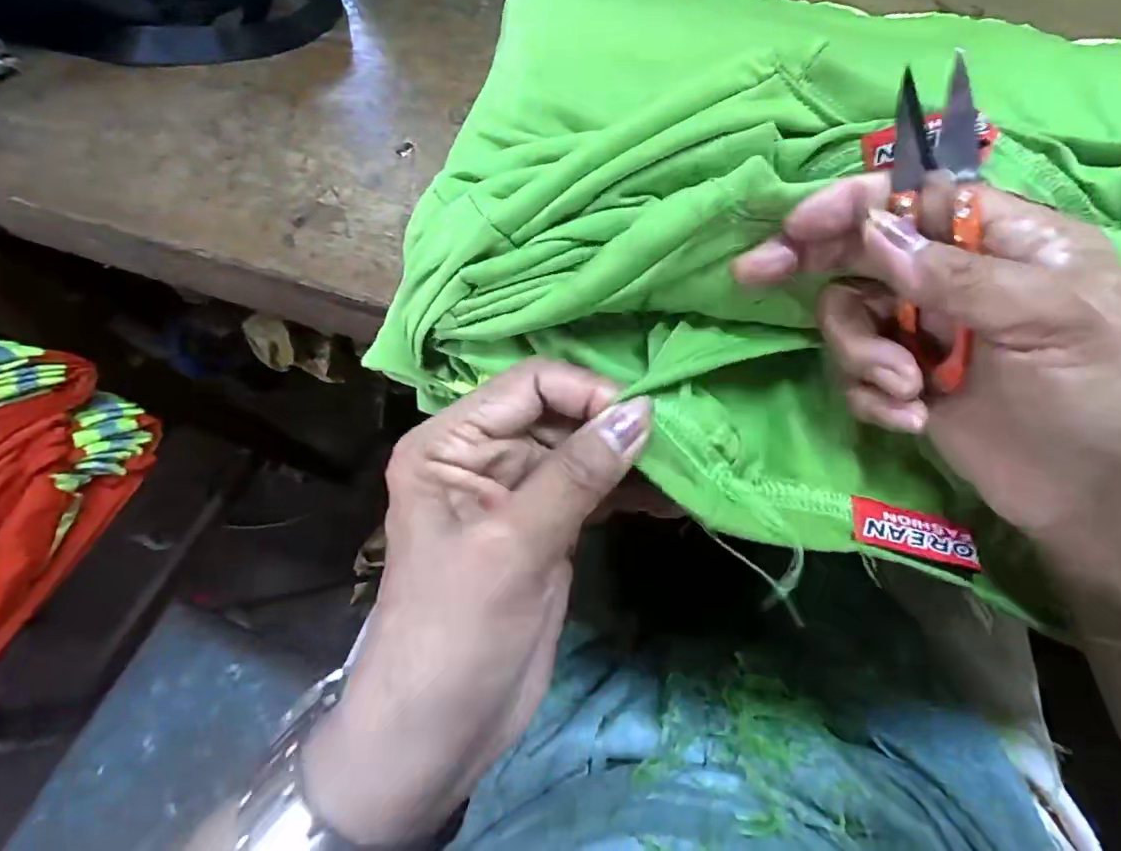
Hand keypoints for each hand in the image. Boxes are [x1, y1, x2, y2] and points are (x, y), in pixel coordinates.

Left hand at [301, 360, 650, 845]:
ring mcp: (521, 490)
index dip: (587, 391)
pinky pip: (597, 487)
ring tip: (683, 466)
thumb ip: (578, 473)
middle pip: (564, 411)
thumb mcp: (514, 545)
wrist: (437, 736)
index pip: (531, 384)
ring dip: (632, 456)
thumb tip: (641, 409)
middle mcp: (485, 454)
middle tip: (676, 440)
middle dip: (617, 423)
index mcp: (452, 443)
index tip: (641, 418)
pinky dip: (631, 490)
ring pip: (587, 448)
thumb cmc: (454, 633)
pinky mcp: (550, 523)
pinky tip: (670, 498)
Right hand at [733, 176, 1120, 611]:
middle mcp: (957, 276)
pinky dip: (870, 393)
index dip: (852, 204)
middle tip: (754, 273)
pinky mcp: (914, 385)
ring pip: (851, 314)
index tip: (798, 227)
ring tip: (903, 389)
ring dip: (858, 350)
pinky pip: (860, 372)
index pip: (913, 197)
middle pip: (864, 247)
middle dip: (808, 258)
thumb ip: (964, 275)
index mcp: (1004, 238)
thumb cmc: (1117, 395)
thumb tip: (875, 233)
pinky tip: (910, 419)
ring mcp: (931, 333)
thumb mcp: (1062, 317)